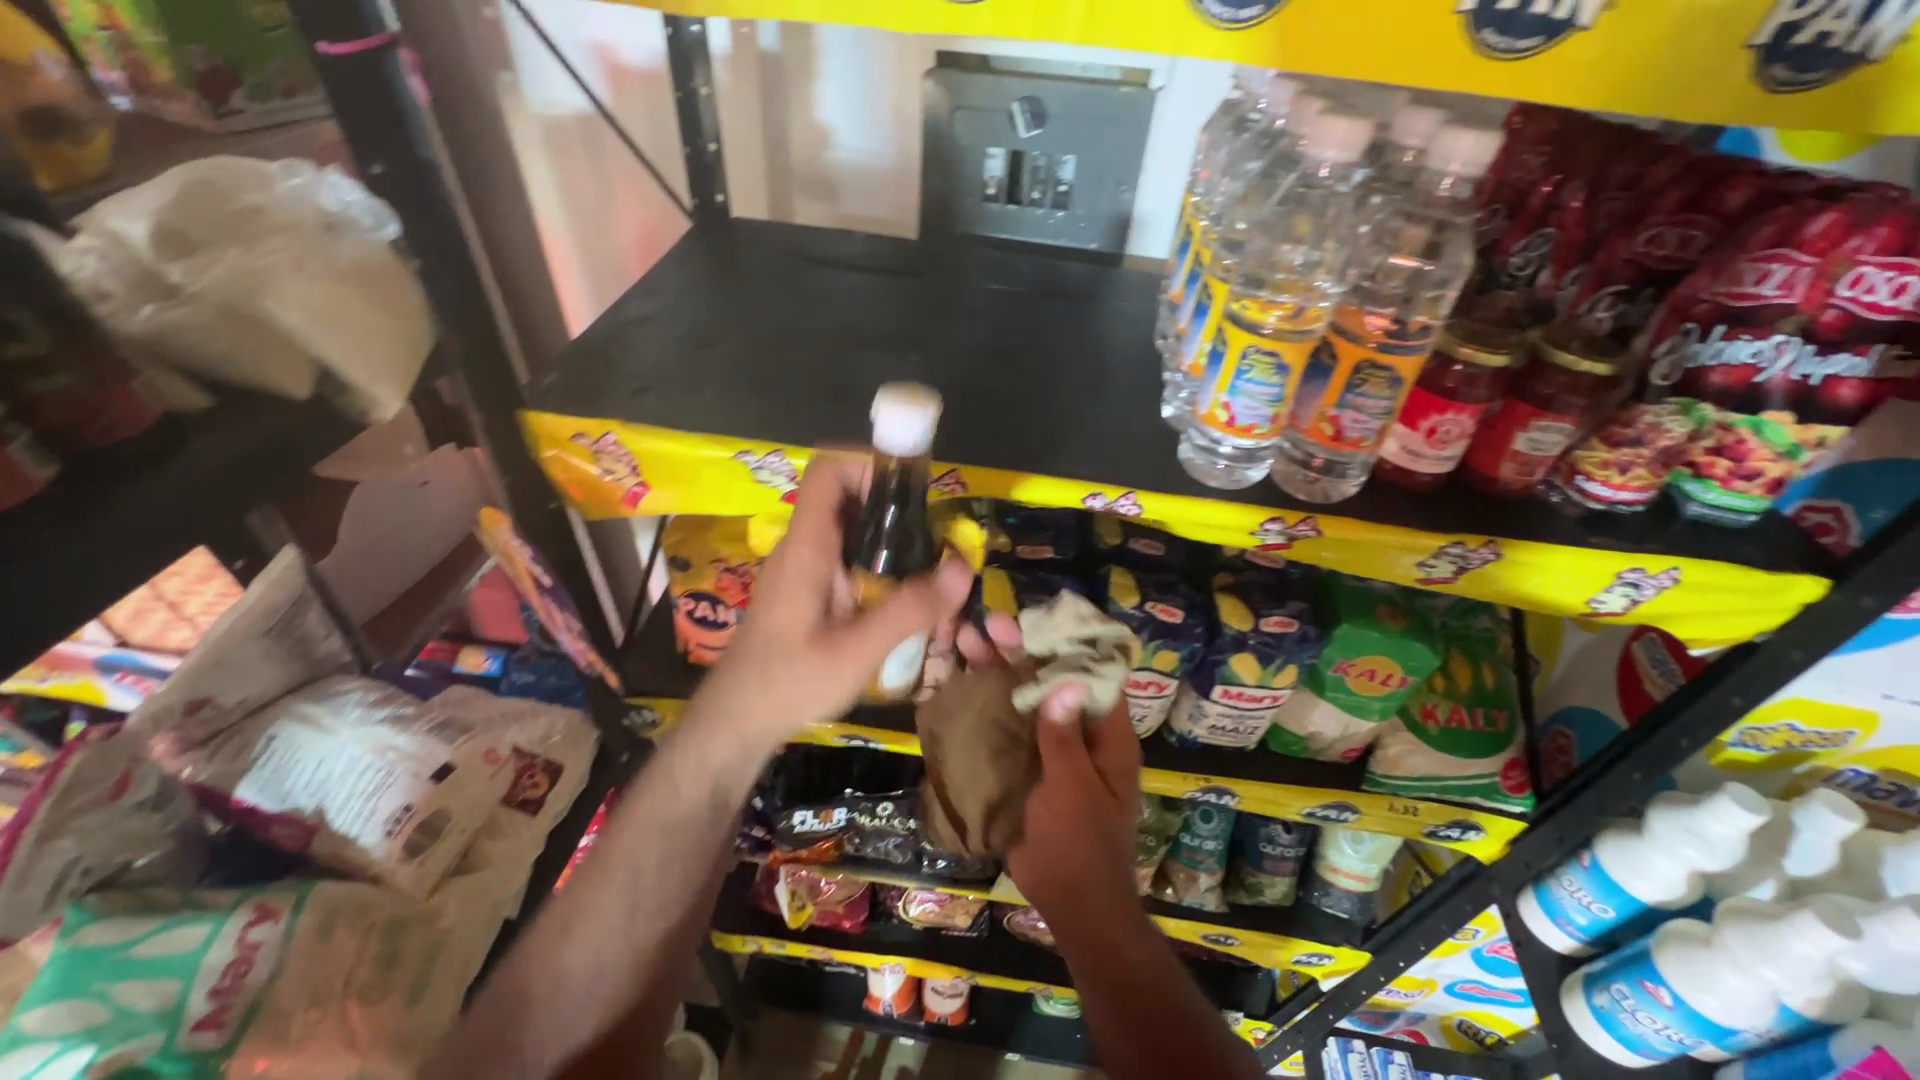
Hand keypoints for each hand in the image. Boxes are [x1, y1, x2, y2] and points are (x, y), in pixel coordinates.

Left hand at [691, 450, 973, 749]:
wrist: (738, 721)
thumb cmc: (790, 683)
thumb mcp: (858, 651)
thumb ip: (910, 609)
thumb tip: (962, 568)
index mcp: (807, 547)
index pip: (828, 471)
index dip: (870, 465)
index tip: (914, 494)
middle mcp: (802, 548)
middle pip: (847, 499)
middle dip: (897, 512)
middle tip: (937, 545)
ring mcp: (802, 570)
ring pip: (851, 533)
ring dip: (891, 546)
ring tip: (929, 576)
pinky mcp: (806, 592)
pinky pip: (846, 562)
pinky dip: (878, 570)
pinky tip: (900, 606)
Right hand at [955, 618, 1143, 924]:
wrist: (1072, 903)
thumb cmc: (1082, 845)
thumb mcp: (1075, 789)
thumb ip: (1064, 737)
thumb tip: (1063, 682)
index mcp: (1107, 736)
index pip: (1090, 675)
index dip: (1060, 645)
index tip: (1027, 622)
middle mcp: (1080, 735)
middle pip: (1049, 682)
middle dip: (1018, 654)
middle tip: (985, 626)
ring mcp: (1052, 752)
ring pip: (1024, 702)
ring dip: (997, 674)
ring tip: (963, 643)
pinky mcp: (1027, 769)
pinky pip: (1007, 729)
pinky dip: (986, 708)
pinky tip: (958, 686)